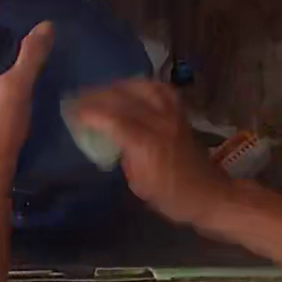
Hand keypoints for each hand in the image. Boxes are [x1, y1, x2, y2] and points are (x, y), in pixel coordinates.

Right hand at [74, 79, 236, 227]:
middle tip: (80, 97)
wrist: (209, 194)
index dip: (91, 113)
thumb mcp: (139, 184)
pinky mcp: (181, 112)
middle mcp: (161, 123)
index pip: (114, 119)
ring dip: (120, 85)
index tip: (72, 112)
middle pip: (126, 98)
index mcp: (148, 144)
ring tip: (103, 90)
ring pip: (144, 87)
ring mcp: (173, 114)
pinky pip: (161, 89)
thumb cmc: (171, 197)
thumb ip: (124, 156)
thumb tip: (110, 137)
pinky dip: (144, 84)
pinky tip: (133, 88)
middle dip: (99, 95)